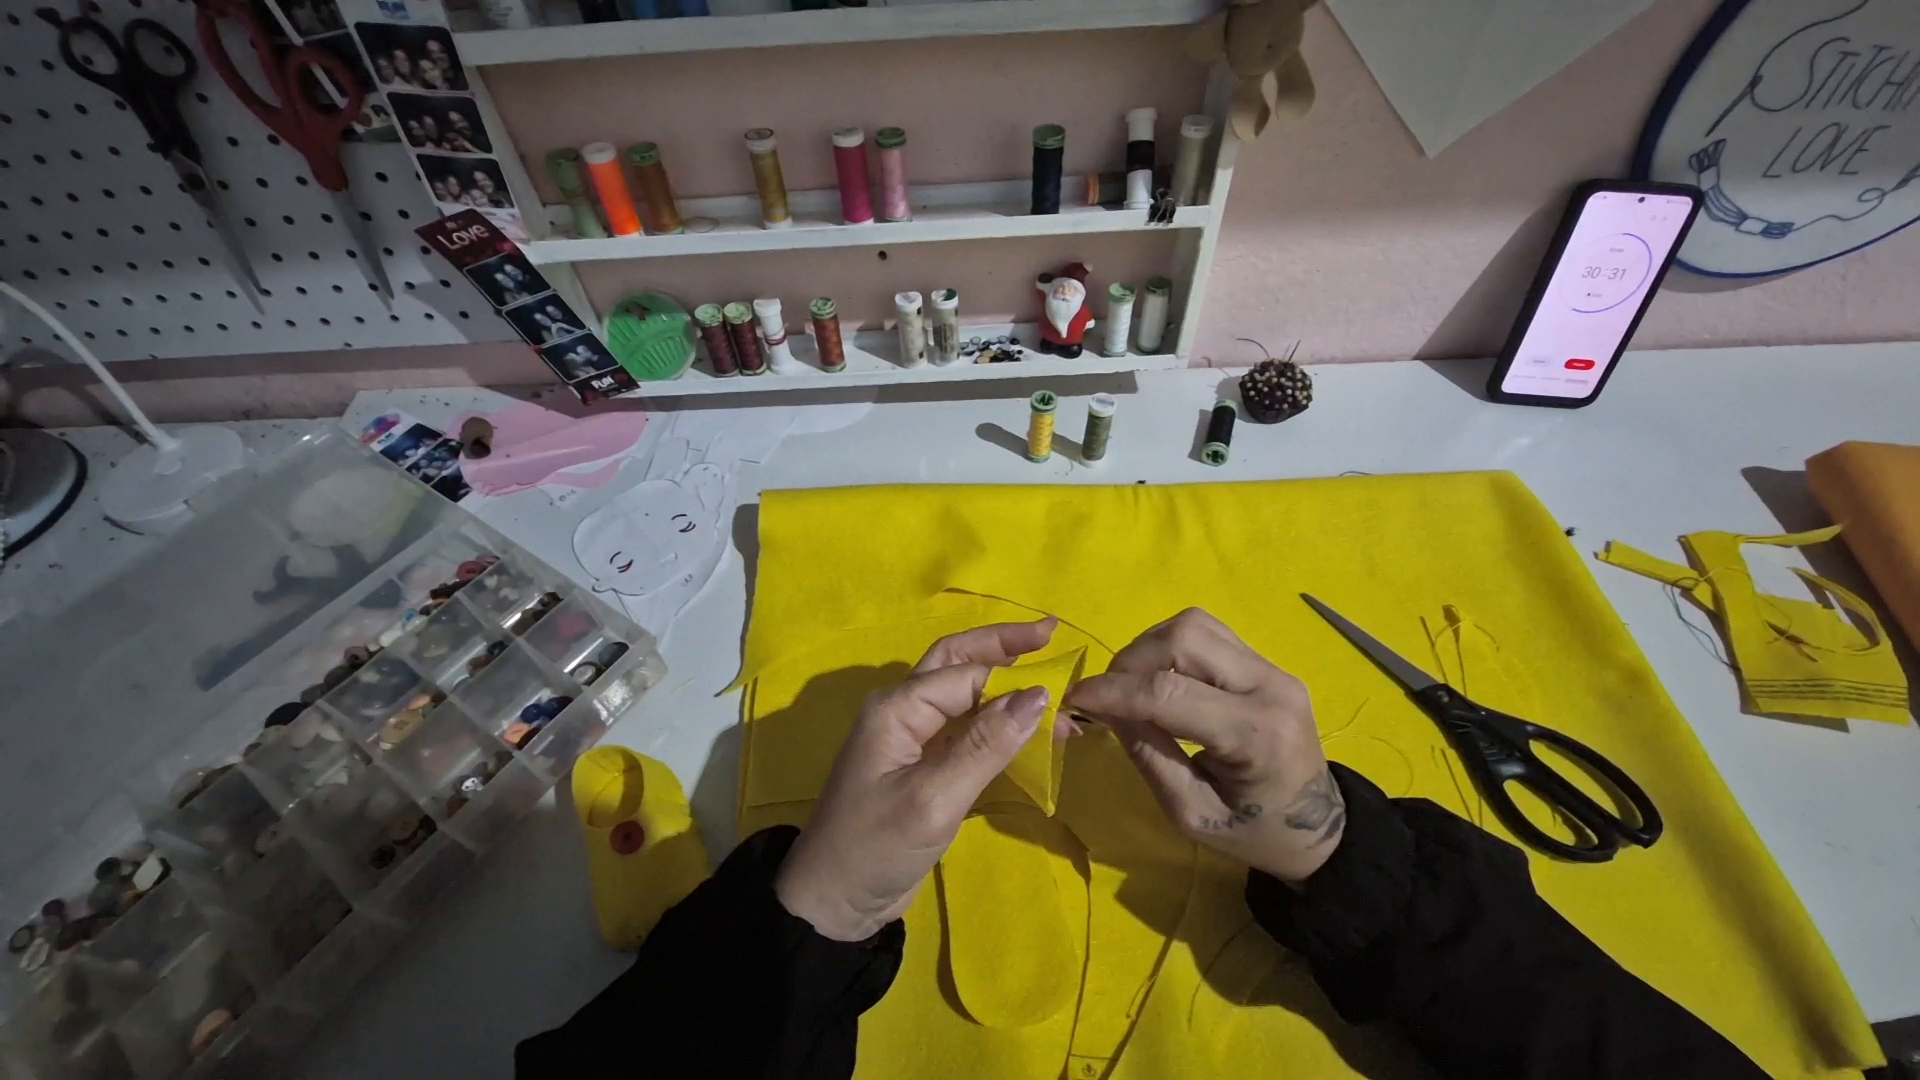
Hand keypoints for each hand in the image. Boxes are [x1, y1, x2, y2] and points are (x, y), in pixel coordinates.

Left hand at [774, 619, 1061, 941]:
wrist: (833, 903)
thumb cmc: (875, 847)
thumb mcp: (934, 799)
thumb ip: (986, 746)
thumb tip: (1039, 695)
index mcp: (897, 707)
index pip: (967, 675)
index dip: (1015, 678)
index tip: (1064, 692)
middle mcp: (903, 711)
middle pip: (958, 661)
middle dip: (1003, 645)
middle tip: (1050, 634)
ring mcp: (912, 738)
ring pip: (963, 693)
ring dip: (1003, 683)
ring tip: (1050, 681)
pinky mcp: (922, 765)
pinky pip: (964, 729)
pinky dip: (996, 722)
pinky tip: (1025, 727)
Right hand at [1066, 608, 1344, 885]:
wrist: (1320, 829)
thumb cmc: (1253, 833)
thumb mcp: (1190, 813)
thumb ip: (1146, 754)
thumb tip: (1103, 709)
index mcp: (1256, 735)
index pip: (1170, 692)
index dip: (1113, 691)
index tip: (1075, 698)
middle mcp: (1270, 687)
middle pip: (1185, 638)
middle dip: (1131, 661)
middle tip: (1108, 695)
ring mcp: (1273, 668)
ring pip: (1194, 625)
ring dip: (1149, 648)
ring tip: (1132, 685)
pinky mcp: (1267, 663)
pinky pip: (1207, 633)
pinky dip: (1170, 647)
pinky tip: (1160, 677)